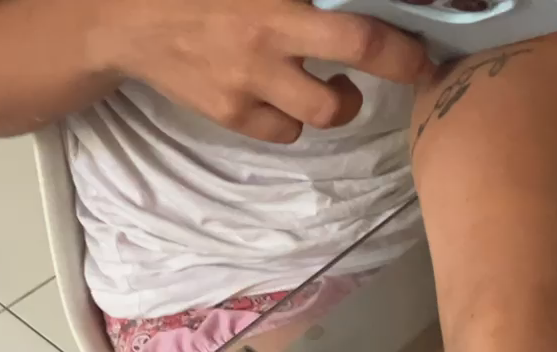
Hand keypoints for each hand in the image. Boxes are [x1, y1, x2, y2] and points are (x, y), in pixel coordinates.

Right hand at [91, 0, 433, 142]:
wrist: (130, 20)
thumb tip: (340, 2)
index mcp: (278, 5)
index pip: (358, 34)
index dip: (401, 51)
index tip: (426, 54)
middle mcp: (267, 49)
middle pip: (341, 89)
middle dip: (379, 83)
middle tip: (398, 72)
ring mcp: (248, 89)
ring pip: (316, 118)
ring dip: (335, 104)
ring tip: (330, 84)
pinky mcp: (230, 116)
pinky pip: (282, 132)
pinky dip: (294, 118)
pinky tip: (285, 96)